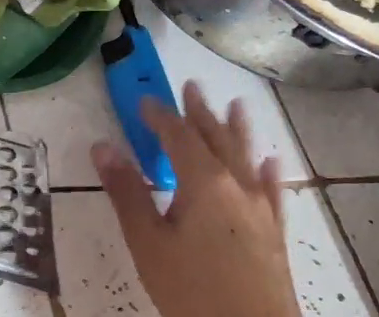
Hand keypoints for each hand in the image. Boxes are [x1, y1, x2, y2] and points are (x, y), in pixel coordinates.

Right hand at [93, 82, 300, 316]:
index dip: (160, 115)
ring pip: (247, 159)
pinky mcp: (275, 237)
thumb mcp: (148, 243)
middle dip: (201, 113)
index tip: (143, 101)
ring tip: (237, 107)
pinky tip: (271, 162)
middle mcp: (237, 188)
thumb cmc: (194, 291)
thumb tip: (102, 146)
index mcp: (204, 183)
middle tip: (191, 86)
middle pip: (217, 139)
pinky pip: (273, 192)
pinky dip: (269, 172)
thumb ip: (126, 192)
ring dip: (238, 131)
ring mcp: (261, 212)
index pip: (178, 136)